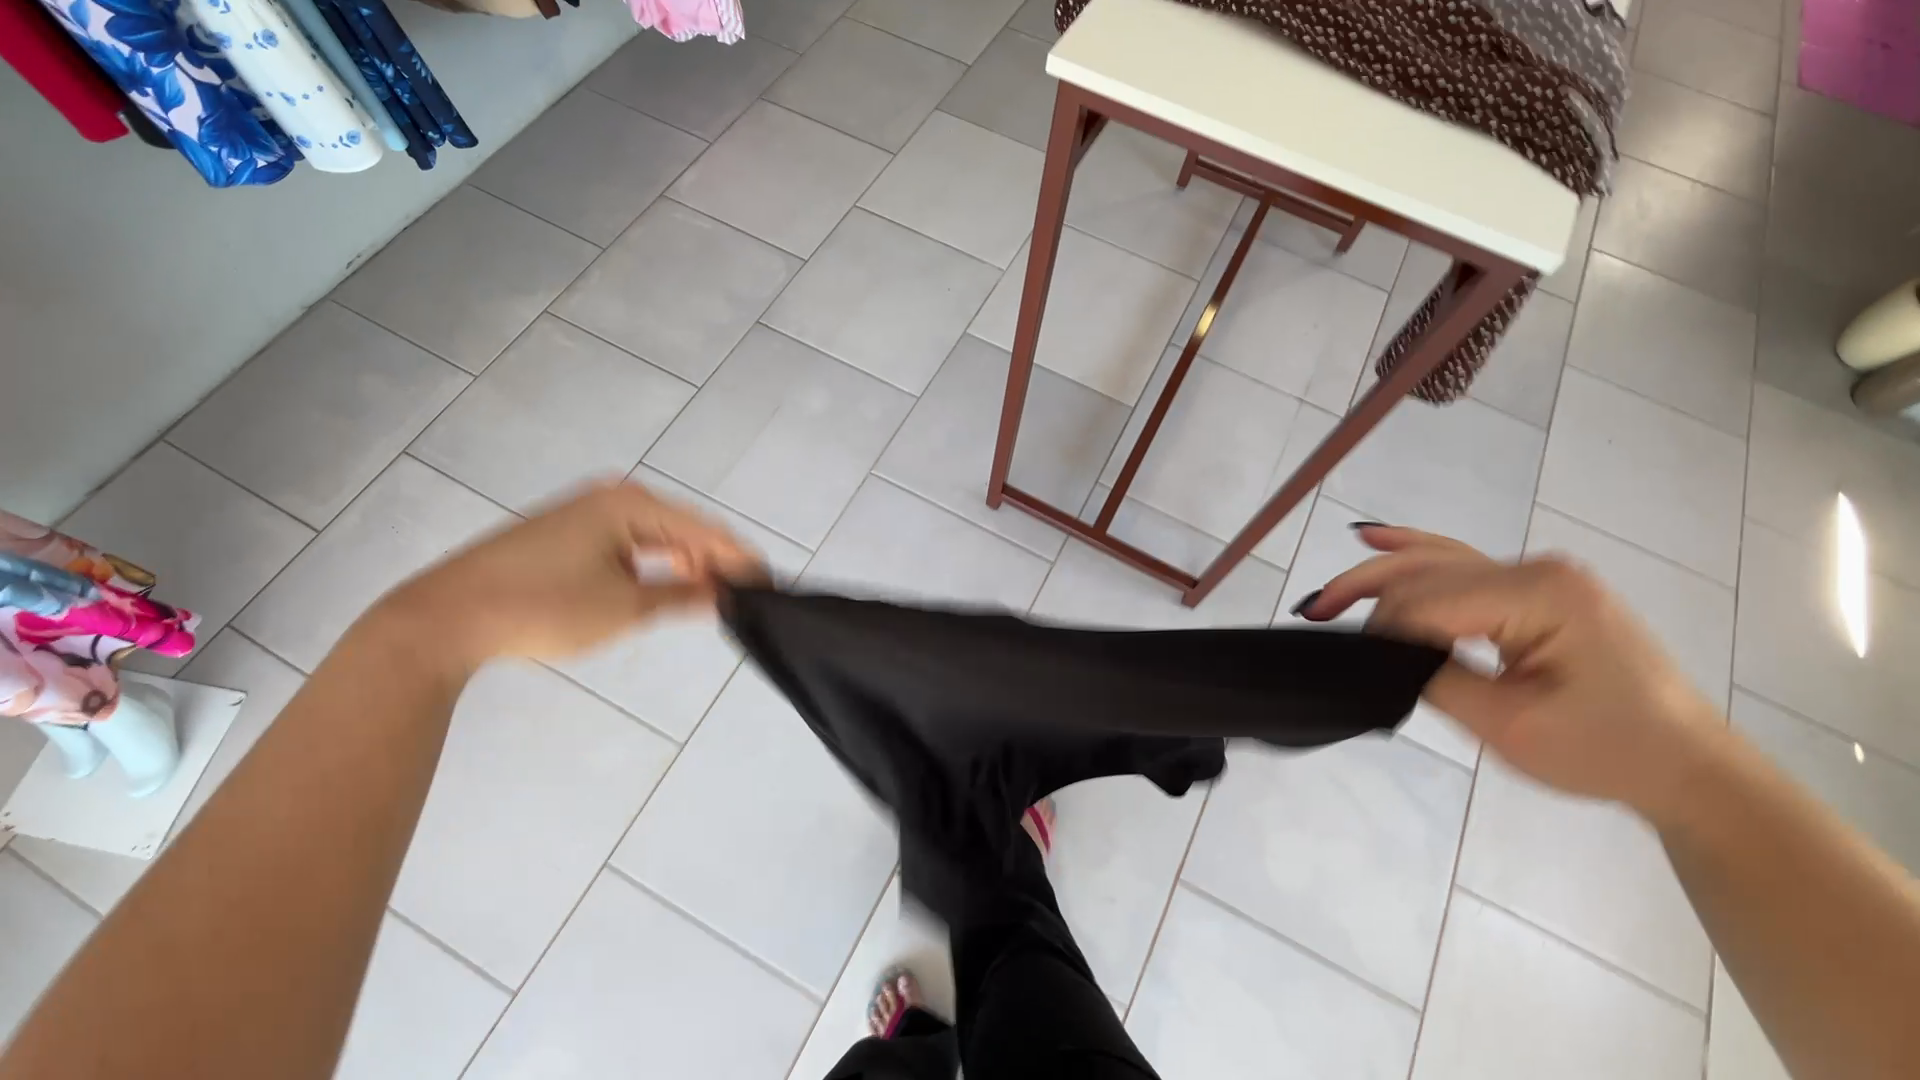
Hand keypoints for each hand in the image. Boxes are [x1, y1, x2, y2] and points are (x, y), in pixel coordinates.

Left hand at [374, 481, 765, 668]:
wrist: (446, 618)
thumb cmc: (544, 608)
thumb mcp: (625, 608)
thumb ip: (684, 598)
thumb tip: (727, 596)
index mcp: (631, 503)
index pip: (705, 531)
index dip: (740, 561)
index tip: (772, 587)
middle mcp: (613, 498)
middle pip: (683, 529)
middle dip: (715, 563)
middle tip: (745, 599)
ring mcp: (586, 514)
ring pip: (656, 538)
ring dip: (685, 566)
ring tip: (713, 599)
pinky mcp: (567, 534)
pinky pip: (629, 545)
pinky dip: (653, 566)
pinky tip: (666, 588)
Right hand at [1300, 526, 1723, 815]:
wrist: (1686, 767)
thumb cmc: (1606, 751)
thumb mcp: (1508, 725)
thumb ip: (1434, 677)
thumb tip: (1382, 653)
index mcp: (1540, 594)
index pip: (1430, 602)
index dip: (1381, 632)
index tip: (1354, 666)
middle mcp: (1538, 569)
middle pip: (1428, 572)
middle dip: (1368, 594)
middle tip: (1312, 615)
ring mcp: (1540, 576)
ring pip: (1439, 563)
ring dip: (1382, 576)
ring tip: (1326, 596)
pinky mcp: (1537, 591)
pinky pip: (1464, 566)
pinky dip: (1417, 555)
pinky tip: (1376, 537)